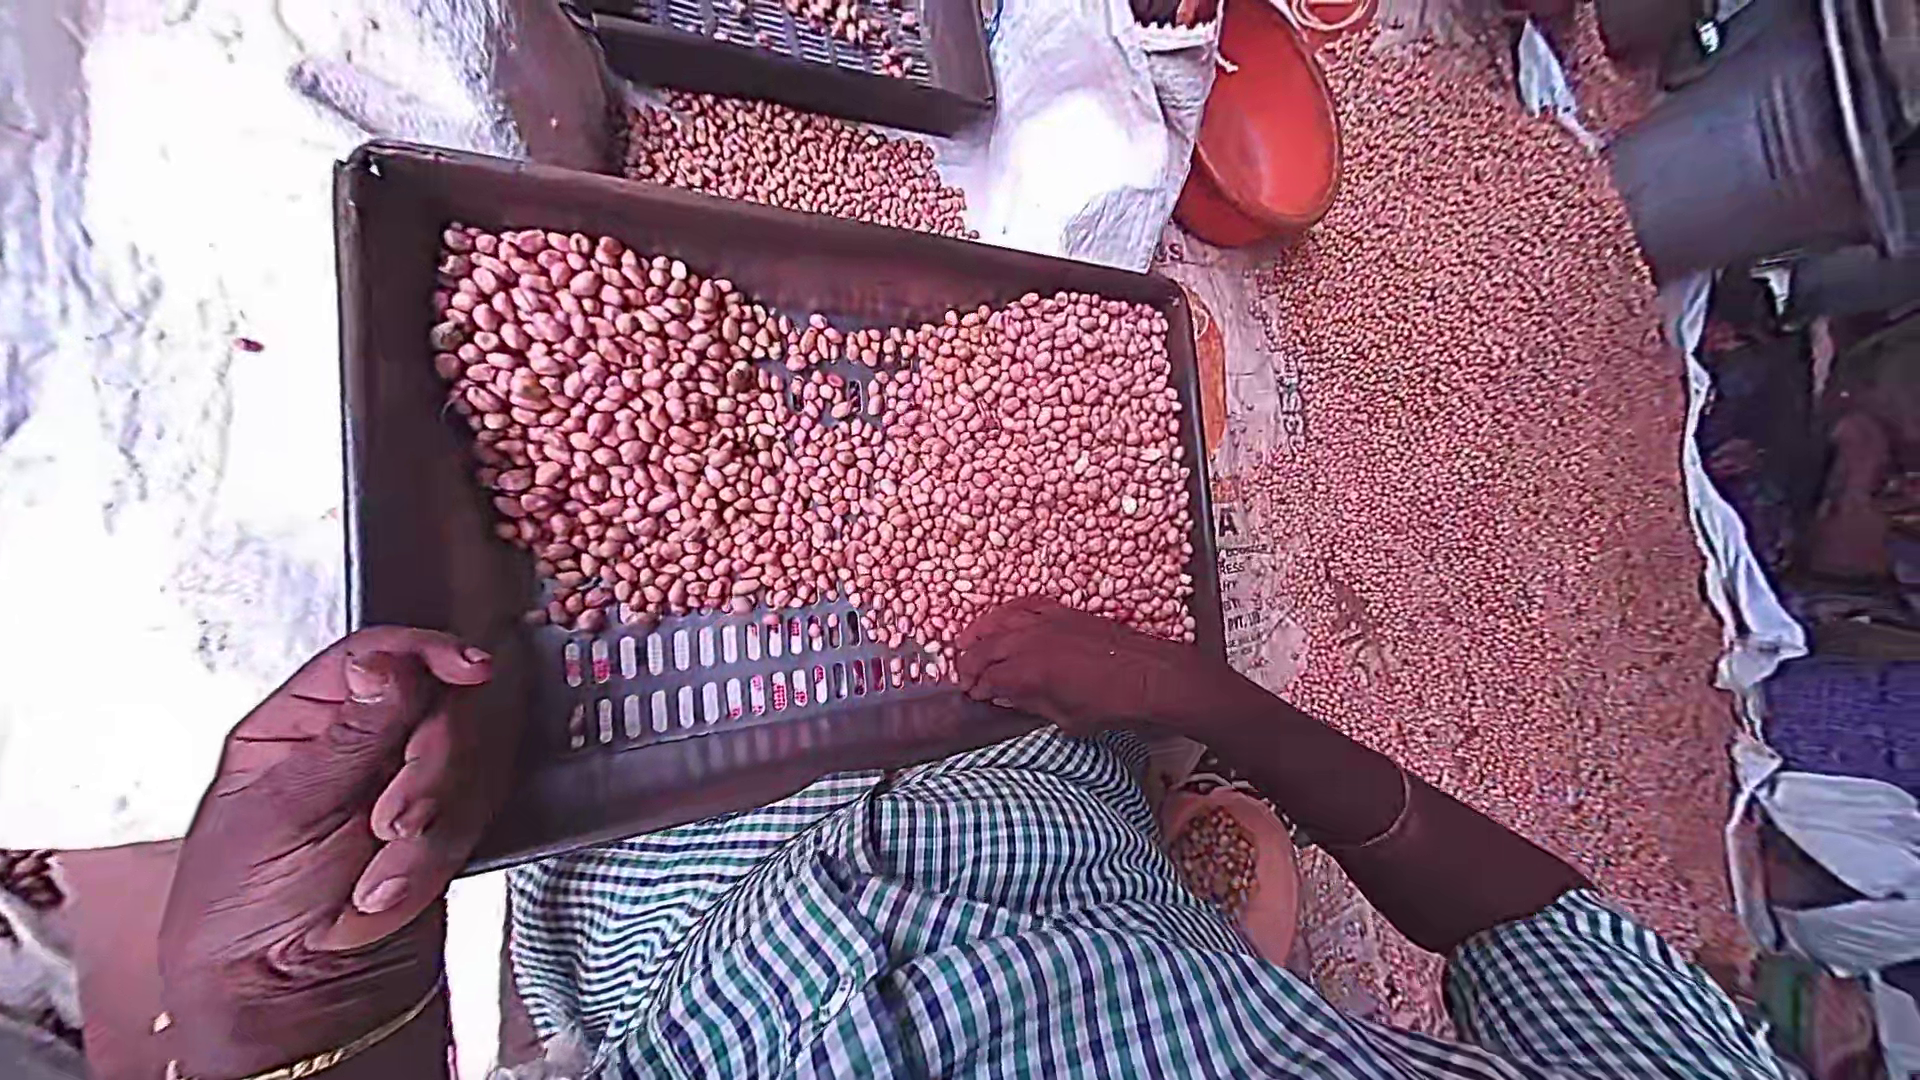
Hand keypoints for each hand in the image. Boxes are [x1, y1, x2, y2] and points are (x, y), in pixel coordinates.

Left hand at [158, 627, 518, 1078]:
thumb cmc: (253, 908)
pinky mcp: (459, 799)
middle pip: (443, 701)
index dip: (429, 652)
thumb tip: (385, 663)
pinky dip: (448, 840)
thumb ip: (350, 735)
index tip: (471, 668)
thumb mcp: (285, 815)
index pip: (379, 654)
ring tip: (386, 865)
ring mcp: (419, 767)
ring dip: (439, 810)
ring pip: (474, 748)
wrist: (306, 987)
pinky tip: (401, 875)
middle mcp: (372, 736)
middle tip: (396, 818)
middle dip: (431, 762)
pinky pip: (487, 793)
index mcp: (307, 723)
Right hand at [954, 597, 1242, 735]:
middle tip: (965, 675)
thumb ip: (1030, 704)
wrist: (1150, 676)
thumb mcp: (1066, 718)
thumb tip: (1006, 698)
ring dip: (979, 632)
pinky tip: (1002, 618)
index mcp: (1028, 672)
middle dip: (969, 663)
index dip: (976, 687)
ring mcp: (1046, 621)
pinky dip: (1008, 611)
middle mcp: (1030, 641)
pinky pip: (1025, 604)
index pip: (988, 677)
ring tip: (968, 642)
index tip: (973, 695)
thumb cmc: (1111, 705)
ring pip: (999, 620)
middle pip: (985, 647)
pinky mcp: (1062, 611)